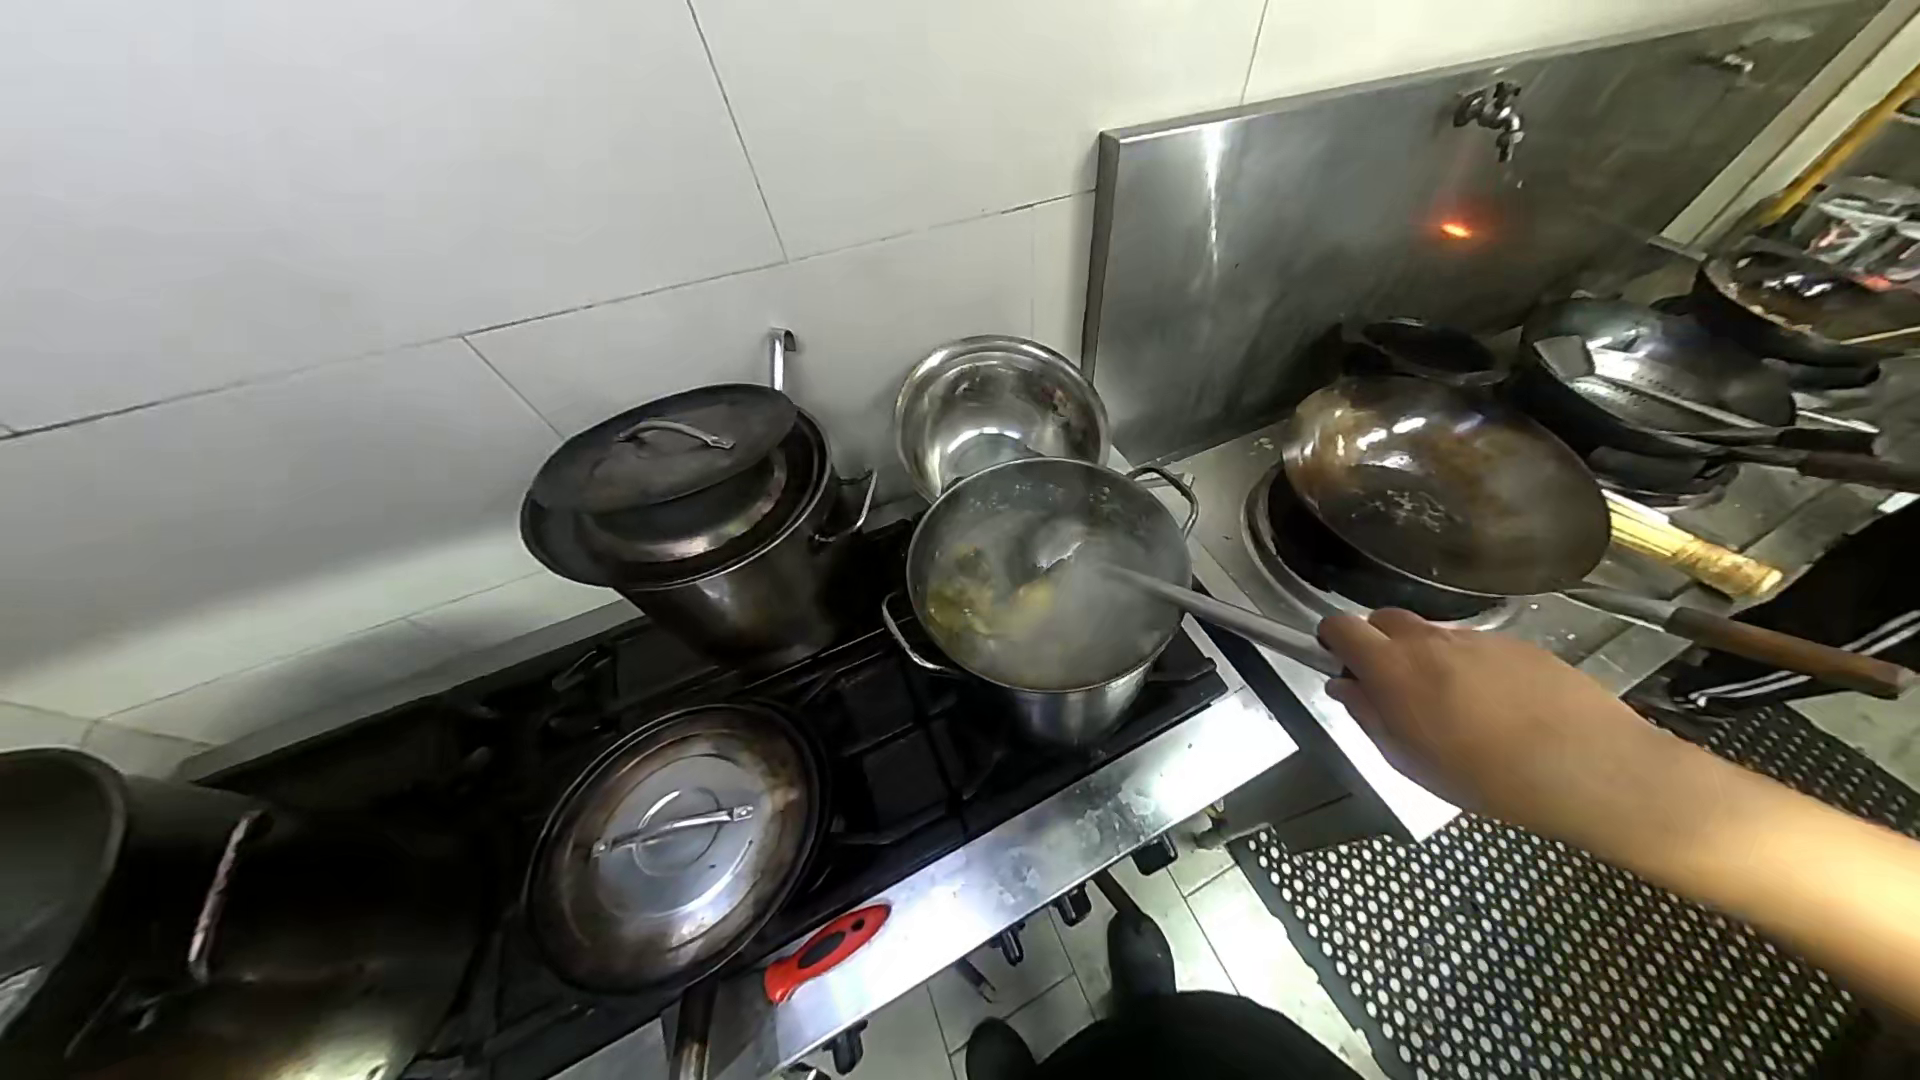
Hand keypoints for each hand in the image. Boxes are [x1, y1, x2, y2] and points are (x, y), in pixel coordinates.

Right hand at [1318, 608, 1692, 855]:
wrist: (1599, 772)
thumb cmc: (1487, 776)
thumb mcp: (1407, 759)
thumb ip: (1366, 714)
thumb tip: (1344, 687)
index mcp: (1391, 666)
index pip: (1340, 625)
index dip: (1331, 639)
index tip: (1338, 661)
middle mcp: (1428, 640)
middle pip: (1383, 619)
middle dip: (1376, 642)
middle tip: (1391, 684)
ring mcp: (1476, 639)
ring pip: (1431, 634)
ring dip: (1424, 655)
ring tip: (1451, 702)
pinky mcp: (1519, 645)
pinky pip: (1475, 646)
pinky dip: (1469, 665)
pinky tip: (1497, 704)